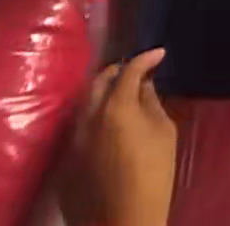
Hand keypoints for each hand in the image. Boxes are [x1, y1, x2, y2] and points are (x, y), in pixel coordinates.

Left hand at [64, 48, 178, 225]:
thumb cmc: (153, 176)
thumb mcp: (163, 132)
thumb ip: (151, 102)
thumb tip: (144, 85)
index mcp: (115, 108)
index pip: (130, 70)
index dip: (146, 58)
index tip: (159, 54)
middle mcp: (88, 119)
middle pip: (99, 81)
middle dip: (118, 71)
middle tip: (137, 71)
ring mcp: (73, 142)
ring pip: (86, 105)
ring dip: (104, 95)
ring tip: (122, 96)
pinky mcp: (66, 163)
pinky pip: (80, 129)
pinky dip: (95, 119)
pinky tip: (109, 128)